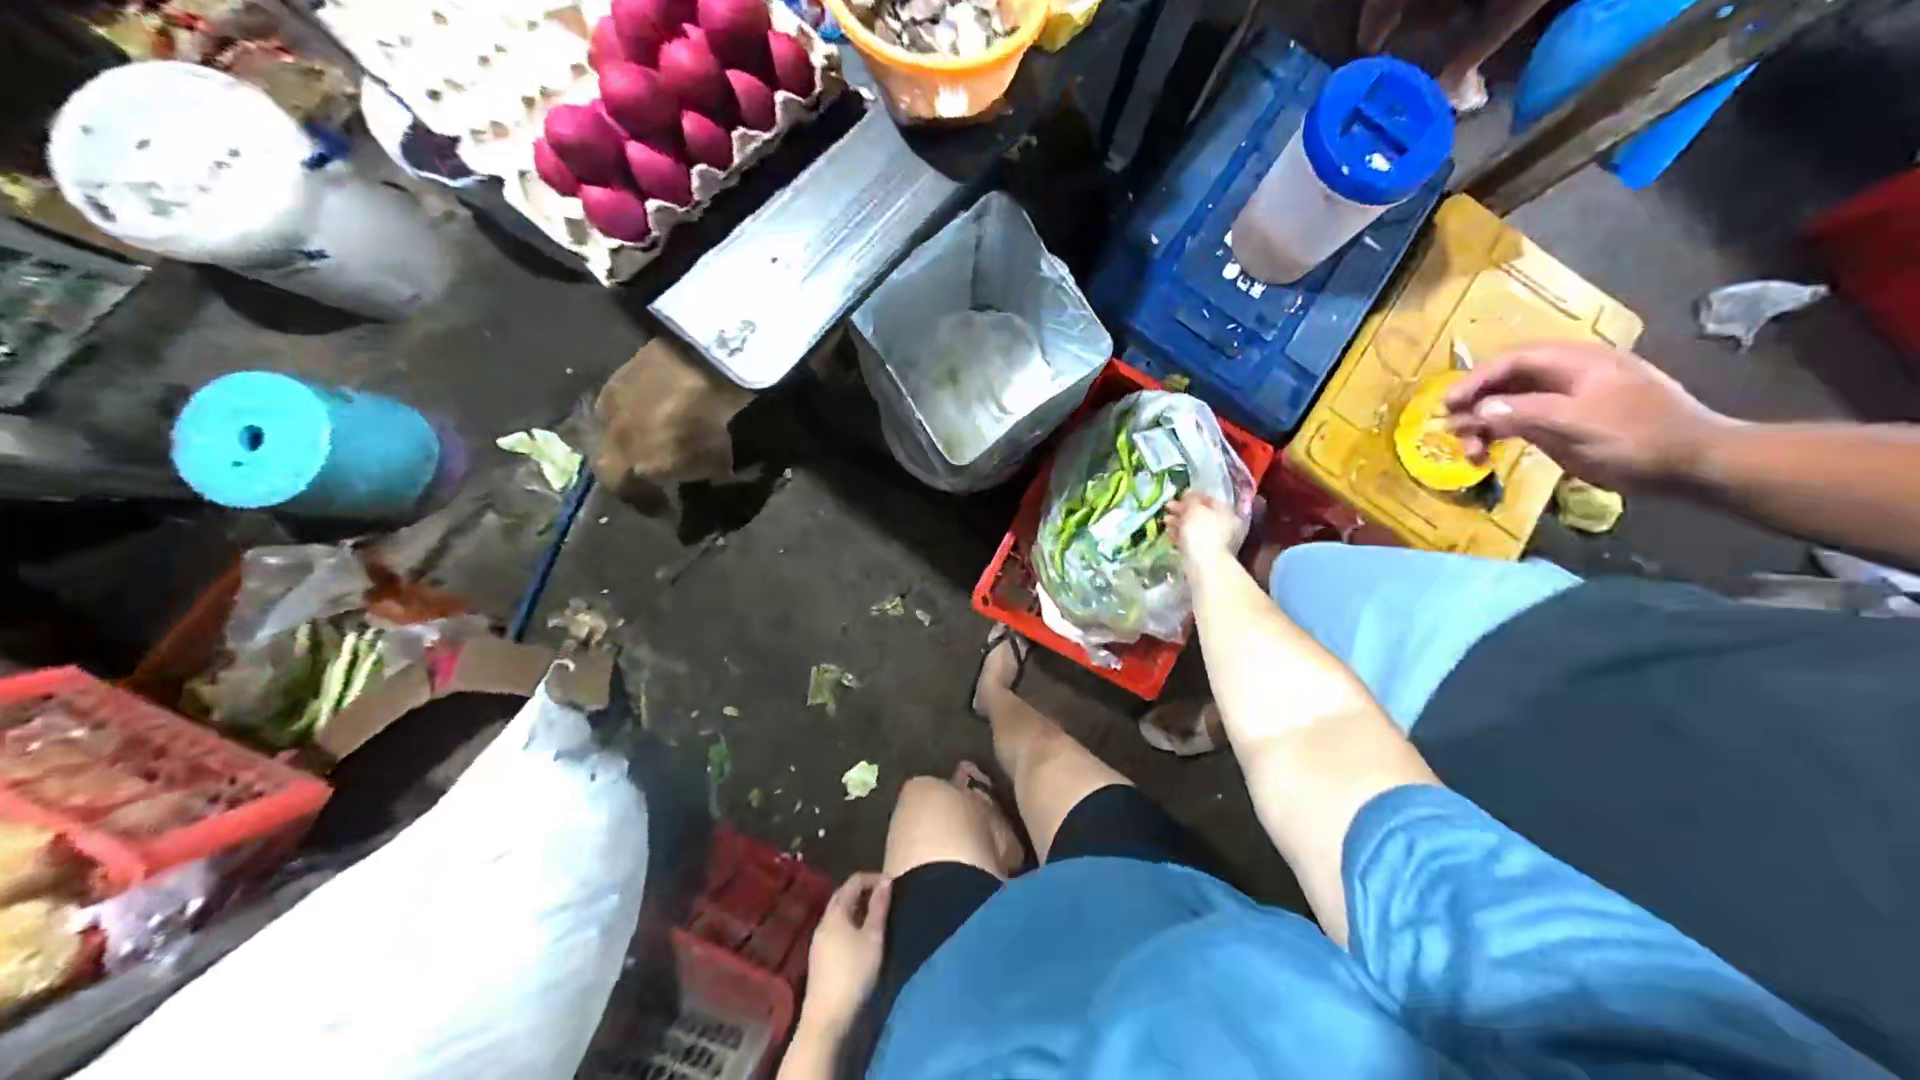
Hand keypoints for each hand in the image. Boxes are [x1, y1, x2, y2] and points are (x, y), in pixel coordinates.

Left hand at [799, 872, 891, 1032]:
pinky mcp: (820, 955)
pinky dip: (852, 922)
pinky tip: (863, 936)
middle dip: (865, 891)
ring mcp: (819, 939)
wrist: (827, 1018)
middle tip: (887, 898)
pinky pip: (837, 927)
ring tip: (879, 916)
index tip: (893, 885)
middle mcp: (824, 921)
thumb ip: (879, 907)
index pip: (854, 881)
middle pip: (844, 895)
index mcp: (836, 912)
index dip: (874, 878)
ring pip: (840, 912)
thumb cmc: (854, 973)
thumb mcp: (873, 938)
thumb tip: (886, 881)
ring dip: (859, 907)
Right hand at [1166, 493, 1246, 565]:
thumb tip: (1188, 492)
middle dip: (1182, 510)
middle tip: (1166, 507)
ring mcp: (1213, 540)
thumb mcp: (1195, 509)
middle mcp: (1222, 525)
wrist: (1204, 564)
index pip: (1208, 499)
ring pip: (1193, 527)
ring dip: (1178, 522)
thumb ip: (1191, 499)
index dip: (1192, 496)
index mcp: (1225, 512)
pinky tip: (1168, 532)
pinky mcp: (1202, 552)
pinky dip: (1179, 534)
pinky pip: (1190, 539)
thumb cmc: (1202, 532)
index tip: (1177, 496)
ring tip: (1164, 520)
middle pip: (1200, 513)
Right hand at [1445, 343, 1729, 489]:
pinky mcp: (1569, 424)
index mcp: (1576, 363)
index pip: (1511, 362)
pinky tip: (1488, 456)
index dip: (1474, 381)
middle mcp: (1569, 376)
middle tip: (1450, 431)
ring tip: (1470, 453)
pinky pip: (1522, 423)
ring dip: (1484, 426)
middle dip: (1475, 406)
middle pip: (1507, 382)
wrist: (1694, 464)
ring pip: (1511, 405)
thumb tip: (1476, 410)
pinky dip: (1500, 436)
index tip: (1447, 405)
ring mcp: (1569, 401)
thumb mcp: (1577, 423)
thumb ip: (1523, 413)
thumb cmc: (1638, 437)